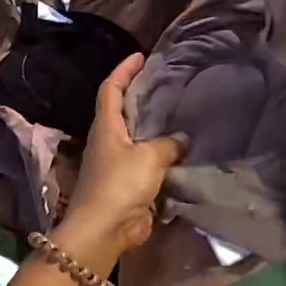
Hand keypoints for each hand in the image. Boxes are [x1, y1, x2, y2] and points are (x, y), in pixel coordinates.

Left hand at [62, 54, 187, 252]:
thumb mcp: (148, 157)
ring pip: (136, 139)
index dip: (123, 70)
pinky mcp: (127, 186)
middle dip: (140, 96)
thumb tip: (180, 141)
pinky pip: (146, 164)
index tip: (140, 56)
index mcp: (106, 127)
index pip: (110, 89)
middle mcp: (108, 141)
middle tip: (166, 84)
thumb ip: (167, 144)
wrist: (105, 229)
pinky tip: (180, 153)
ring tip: (179, 115)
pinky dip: (161, 156)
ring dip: (153, 128)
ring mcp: (116, 165)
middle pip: (122, 111)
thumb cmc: (120, 184)